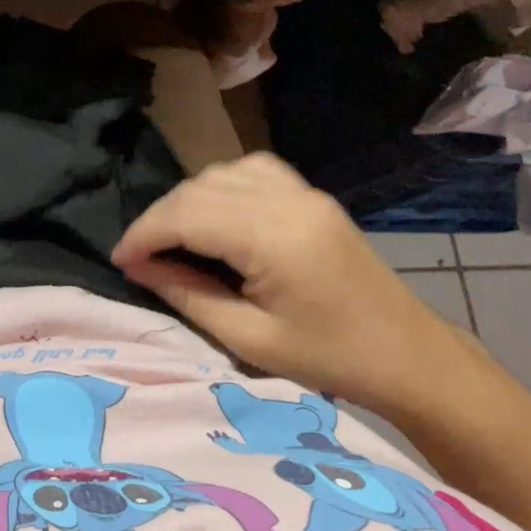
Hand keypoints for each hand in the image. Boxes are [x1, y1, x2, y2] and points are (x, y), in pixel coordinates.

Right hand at [111, 154, 496, 417]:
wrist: (411, 358)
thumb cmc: (330, 359)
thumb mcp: (248, 339)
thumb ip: (187, 294)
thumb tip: (137, 266)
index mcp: (276, 239)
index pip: (186, 215)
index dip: (143, 234)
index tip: (119, 261)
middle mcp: (290, 203)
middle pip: (198, 190)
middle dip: (157, 219)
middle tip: (138, 257)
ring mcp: (306, 196)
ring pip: (221, 174)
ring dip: (185, 201)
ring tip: (170, 239)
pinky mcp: (314, 199)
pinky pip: (253, 171)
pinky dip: (220, 186)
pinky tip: (211, 215)